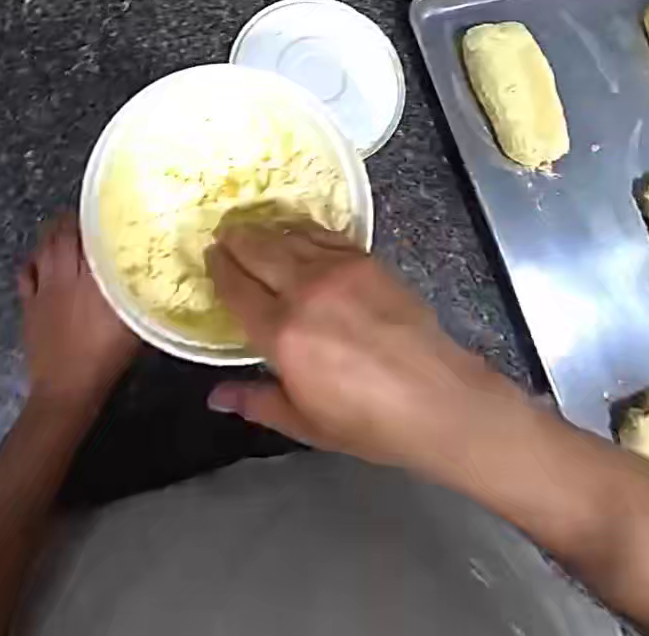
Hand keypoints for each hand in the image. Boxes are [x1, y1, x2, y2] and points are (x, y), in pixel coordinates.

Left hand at [18, 214, 137, 407]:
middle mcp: (66, 278)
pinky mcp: (28, 306)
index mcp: (93, 280)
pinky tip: (38, 258)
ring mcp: (43, 291)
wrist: (66, 389)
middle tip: (81, 214)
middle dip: (70, 221)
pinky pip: (25, 275)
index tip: (103, 208)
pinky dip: (32, 261)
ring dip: (50, 235)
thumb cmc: (106, 357)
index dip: (95, 220)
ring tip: (60, 226)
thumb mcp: (132, 323)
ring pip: (43, 251)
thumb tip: (149, 270)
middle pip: (62, 238)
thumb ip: (137, 294)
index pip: (91, 239)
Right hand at [205, 220, 514, 474]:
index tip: (210, 256)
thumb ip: (256, 401)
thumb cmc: (368, 421)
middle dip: (235, 239)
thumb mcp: (305, 422)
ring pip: (287, 236)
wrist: (438, 399)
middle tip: (223, 233)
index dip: (219, 268)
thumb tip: (215, 396)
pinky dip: (301, 228)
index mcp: (282, 334)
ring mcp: (337, 270)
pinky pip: (322, 233)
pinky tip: (294, 229)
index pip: (236, 288)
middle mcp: (304, 291)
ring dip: (264, 229)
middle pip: (256, 250)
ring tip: (251, 226)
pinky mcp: (365, 259)